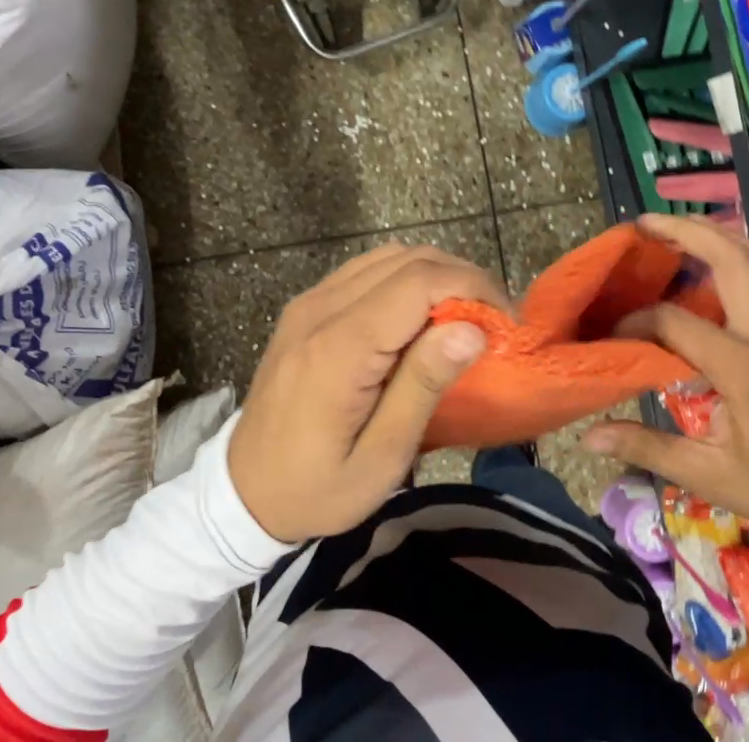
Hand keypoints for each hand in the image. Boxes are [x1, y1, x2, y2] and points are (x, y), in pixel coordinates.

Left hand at [230, 245, 508, 543]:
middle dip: (461, 279)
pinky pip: (365, 271)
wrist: (242, 492)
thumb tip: (472, 328)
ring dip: (434, 275)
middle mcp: (320, 309)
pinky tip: (421, 318)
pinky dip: (404, 280)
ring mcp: (308, 303)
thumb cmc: (317, 489)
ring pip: (387, 257)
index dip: (473, 288)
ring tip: (464, 319)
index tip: (506, 324)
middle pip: (407, 259)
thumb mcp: (380, 458)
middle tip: (493, 323)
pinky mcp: (305, 308)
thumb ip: (422, 387)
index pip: (419, 282)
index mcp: (339, 348)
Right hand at [582, 214, 748, 546]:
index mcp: (744, 368)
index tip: (611, 336)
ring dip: (720, 236)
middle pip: (732, 260)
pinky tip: (725, 262)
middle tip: (644, 223)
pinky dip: (747, 258)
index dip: (636, 322)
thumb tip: (589, 436)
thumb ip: (648, 449)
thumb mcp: (710, 476)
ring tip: (681, 228)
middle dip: (687, 232)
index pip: (676, 322)